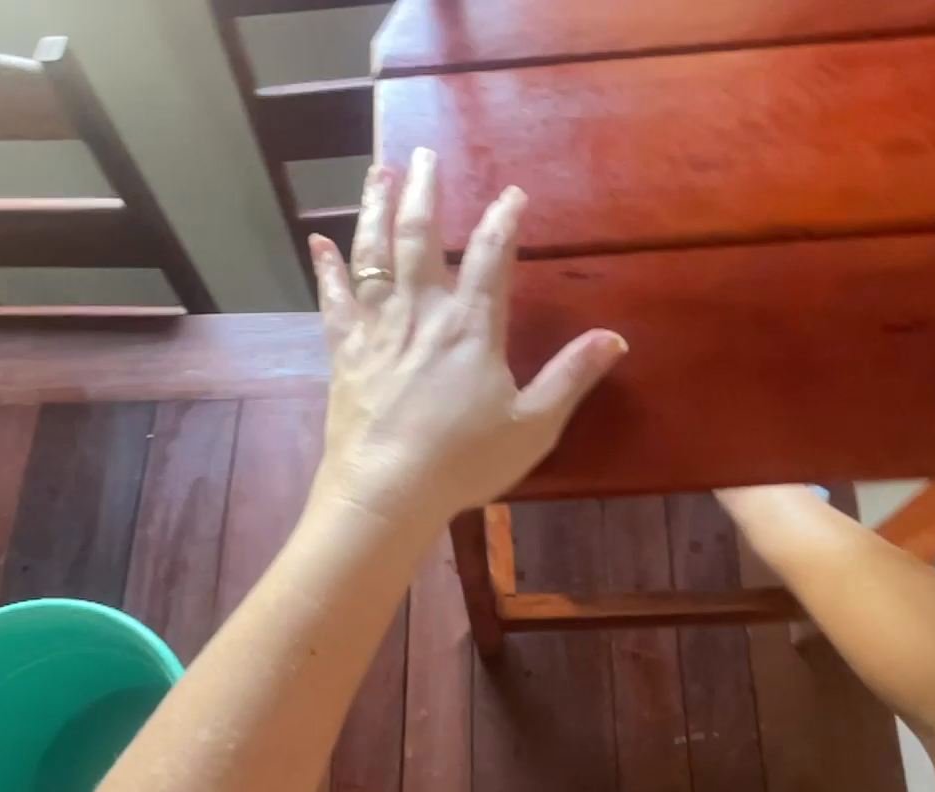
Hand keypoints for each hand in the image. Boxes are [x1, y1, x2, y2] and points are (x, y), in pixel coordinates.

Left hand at [306, 147, 626, 528]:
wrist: (386, 493)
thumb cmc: (463, 463)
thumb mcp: (533, 426)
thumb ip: (571, 378)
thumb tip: (616, 338)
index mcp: (471, 328)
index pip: (492, 257)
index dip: (503, 221)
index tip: (512, 193)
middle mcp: (421, 314)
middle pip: (420, 238)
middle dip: (424, 192)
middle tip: (422, 154)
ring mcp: (377, 330)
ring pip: (372, 256)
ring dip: (374, 210)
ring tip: (375, 173)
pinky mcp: (344, 354)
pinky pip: (333, 300)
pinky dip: (327, 269)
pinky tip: (318, 242)